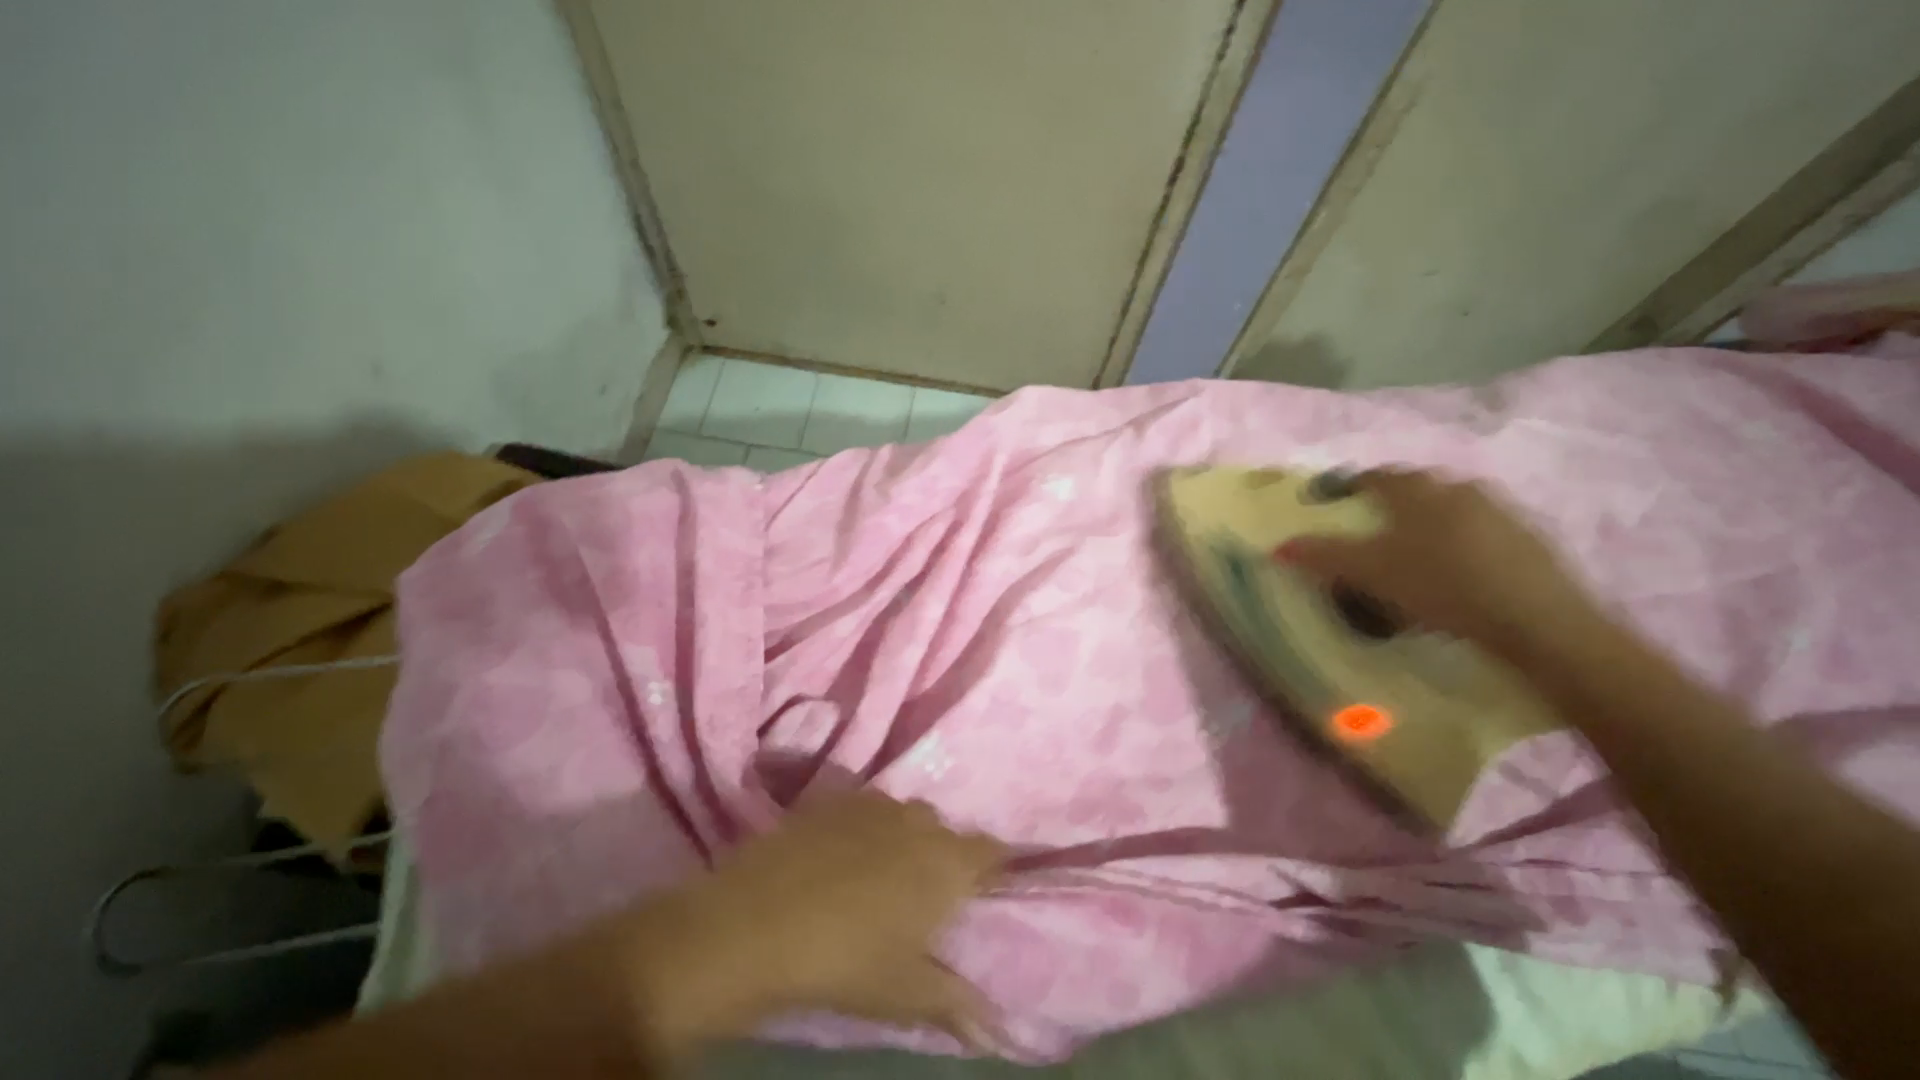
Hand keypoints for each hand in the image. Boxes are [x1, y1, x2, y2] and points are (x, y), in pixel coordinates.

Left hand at [628, 791, 1006, 1047]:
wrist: (753, 926)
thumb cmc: (847, 962)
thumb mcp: (906, 992)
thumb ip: (955, 1003)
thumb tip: (995, 1028)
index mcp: (947, 863)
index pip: (991, 852)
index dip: (994, 867)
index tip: (985, 887)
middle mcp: (916, 821)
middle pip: (944, 831)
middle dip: (942, 855)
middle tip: (924, 896)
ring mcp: (869, 804)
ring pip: (901, 815)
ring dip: (900, 839)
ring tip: (877, 877)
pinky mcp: (826, 801)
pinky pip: (859, 809)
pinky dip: (859, 830)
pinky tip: (836, 859)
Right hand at [1281, 468, 1598, 660]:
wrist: (1537, 619)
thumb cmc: (1442, 587)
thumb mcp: (1372, 573)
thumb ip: (1324, 556)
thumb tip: (1278, 545)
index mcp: (1417, 489)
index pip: (1373, 476)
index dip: (1347, 488)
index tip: (1331, 507)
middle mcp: (1457, 486)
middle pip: (1413, 488)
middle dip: (1389, 506)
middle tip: (1369, 535)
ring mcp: (1498, 509)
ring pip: (1449, 508)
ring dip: (1426, 524)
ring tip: (1411, 557)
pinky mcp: (1528, 537)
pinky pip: (1478, 530)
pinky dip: (1459, 543)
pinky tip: (1455, 574)